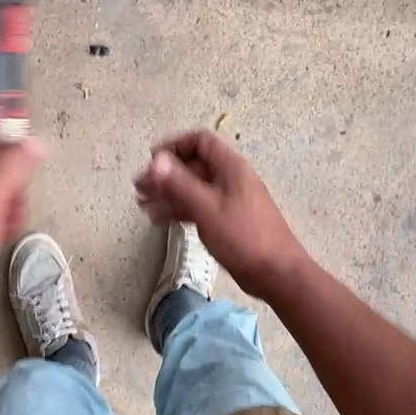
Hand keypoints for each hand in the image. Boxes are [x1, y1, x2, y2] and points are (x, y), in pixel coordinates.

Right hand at [134, 130, 312, 299]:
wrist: (277, 273)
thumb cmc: (243, 236)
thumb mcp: (207, 207)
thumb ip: (180, 183)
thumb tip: (156, 160)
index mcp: (230, 166)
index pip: (199, 141)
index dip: (175, 146)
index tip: (152, 160)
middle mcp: (229, 177)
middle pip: (193, 165)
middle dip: (165, 174)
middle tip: (139, 188)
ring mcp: (228, 199)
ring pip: (193, 188)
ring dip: (168, 193)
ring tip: (142, 205)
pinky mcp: (227, 219)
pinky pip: (199, 206)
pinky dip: (180, 209)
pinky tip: (159, 219)